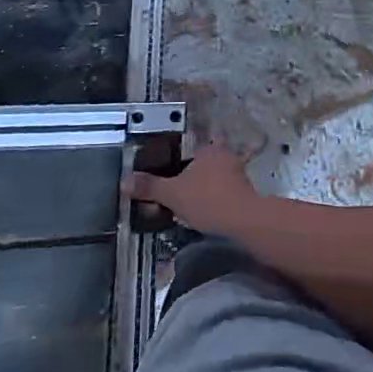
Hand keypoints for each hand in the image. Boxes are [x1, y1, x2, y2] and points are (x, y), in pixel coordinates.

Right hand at [122, 145, 260, 233]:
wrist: (244, 222)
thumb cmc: (207, 200)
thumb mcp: (171, 194)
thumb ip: (149, 187)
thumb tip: (125, 181)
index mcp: (209, 149)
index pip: (192, 150)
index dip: (181, 164)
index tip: (173, 178)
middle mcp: (226, 157)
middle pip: (205, 166)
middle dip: (193, 180)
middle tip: (178, 196)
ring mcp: (240, 175)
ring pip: (217, 181)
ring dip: (206, 193)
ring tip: (191, 210)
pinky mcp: (247, 194)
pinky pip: (226, 195)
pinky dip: (217, 204)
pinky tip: (207, 217)